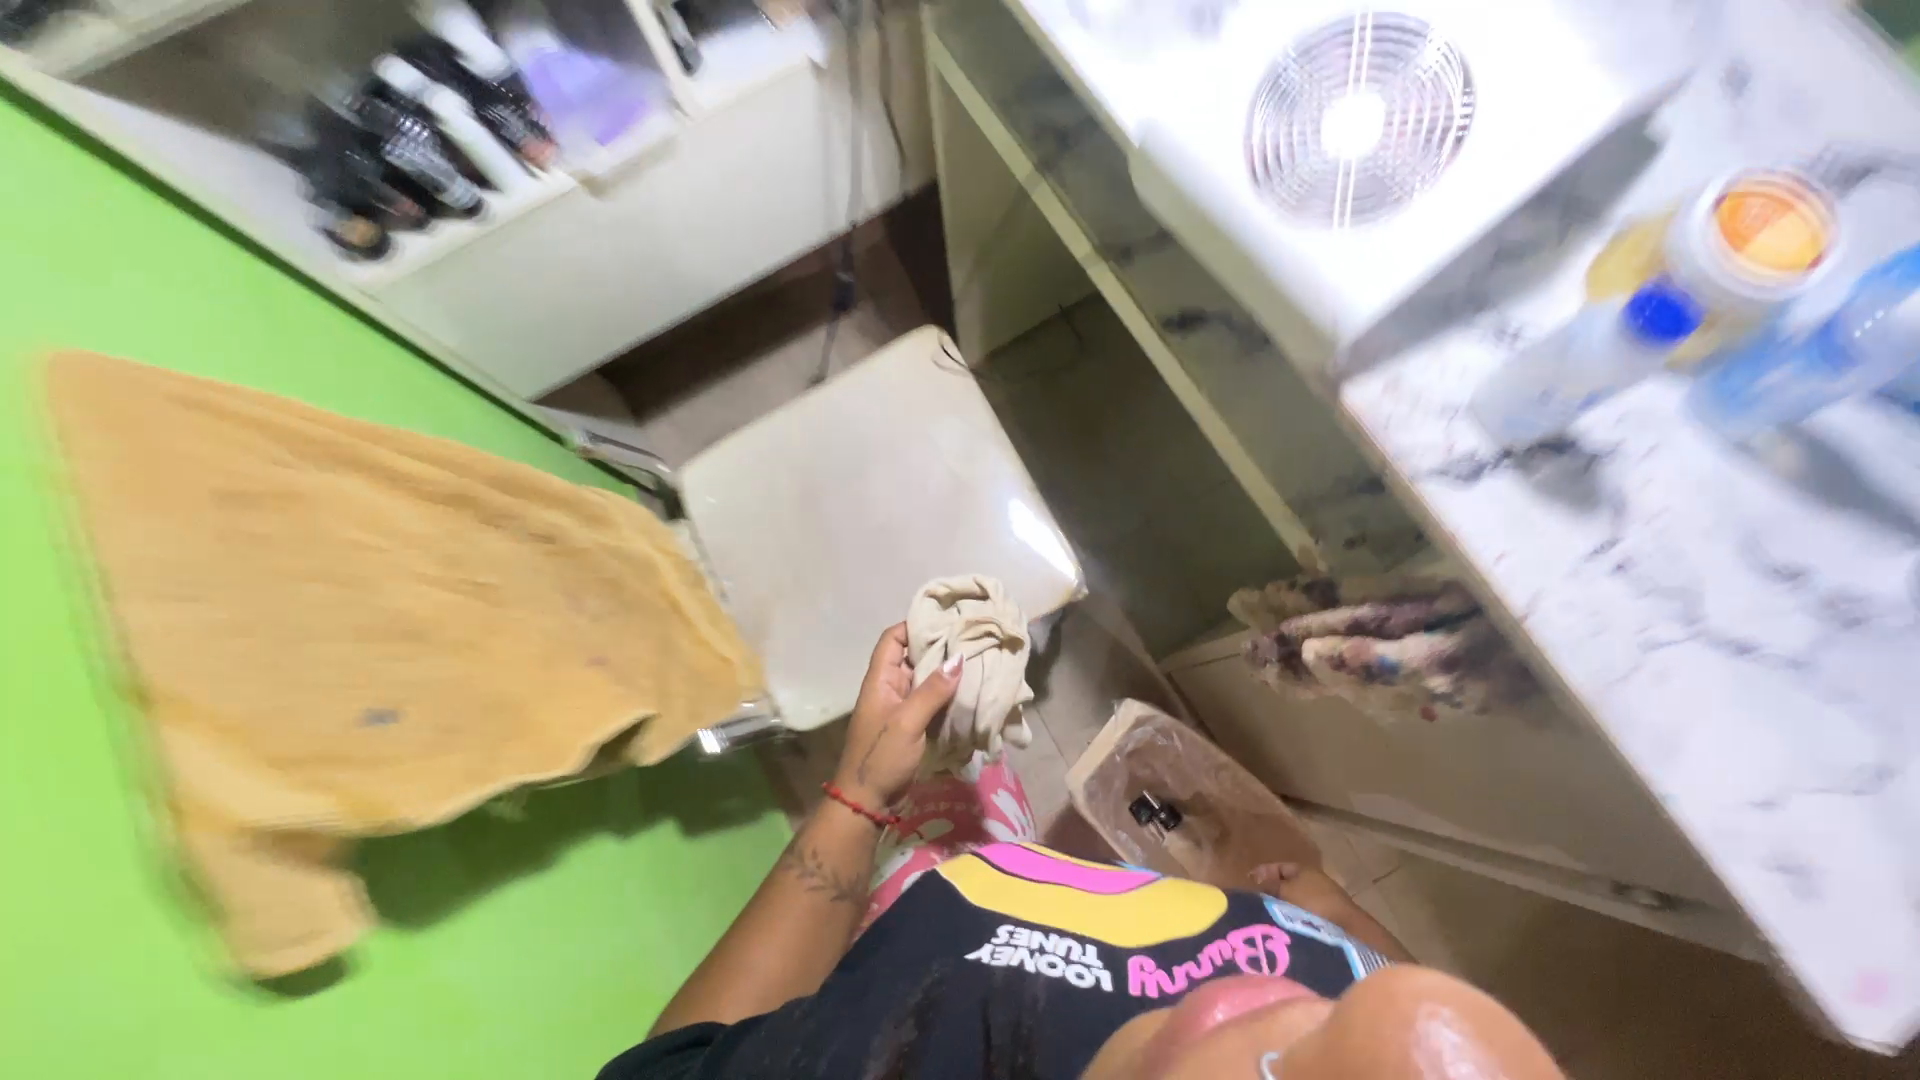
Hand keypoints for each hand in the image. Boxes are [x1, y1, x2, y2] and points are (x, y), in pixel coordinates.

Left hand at [833, 623, 960, 807]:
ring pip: (925, 680)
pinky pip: (931, 701)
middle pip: (912, 657)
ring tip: (976, 659)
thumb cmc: (881, 757)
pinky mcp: (912, 725)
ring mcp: (901, 708)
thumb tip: (959, 658)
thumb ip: (932, 690)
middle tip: (970, 637)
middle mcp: (889, 688)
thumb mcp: (907, 722)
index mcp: (880, 680)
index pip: (893, 639)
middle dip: (938, 648)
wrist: (867, 802)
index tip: (944, 619)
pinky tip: (970, 690)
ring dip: (946, 673)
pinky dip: (947, 695)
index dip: (914, 625)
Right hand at [1250, 862, 1354, 921]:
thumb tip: (1254, 884)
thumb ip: (1267, 886)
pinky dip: (1295, 917)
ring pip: (1296, 899)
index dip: (1262, 873)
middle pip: (1287, 883)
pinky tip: (1287, 927)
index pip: (1278, 866)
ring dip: (1283, 906)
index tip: (1248, 883)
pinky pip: (1305, 913)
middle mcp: (1315, 880)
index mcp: (1304, 868)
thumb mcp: (1283, 891)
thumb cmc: (1312, 903)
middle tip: (1256, 902)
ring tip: (1269, 917)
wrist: (1348, 931)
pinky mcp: (1331, 918)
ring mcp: (1325, 899)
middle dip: (1272, 891)